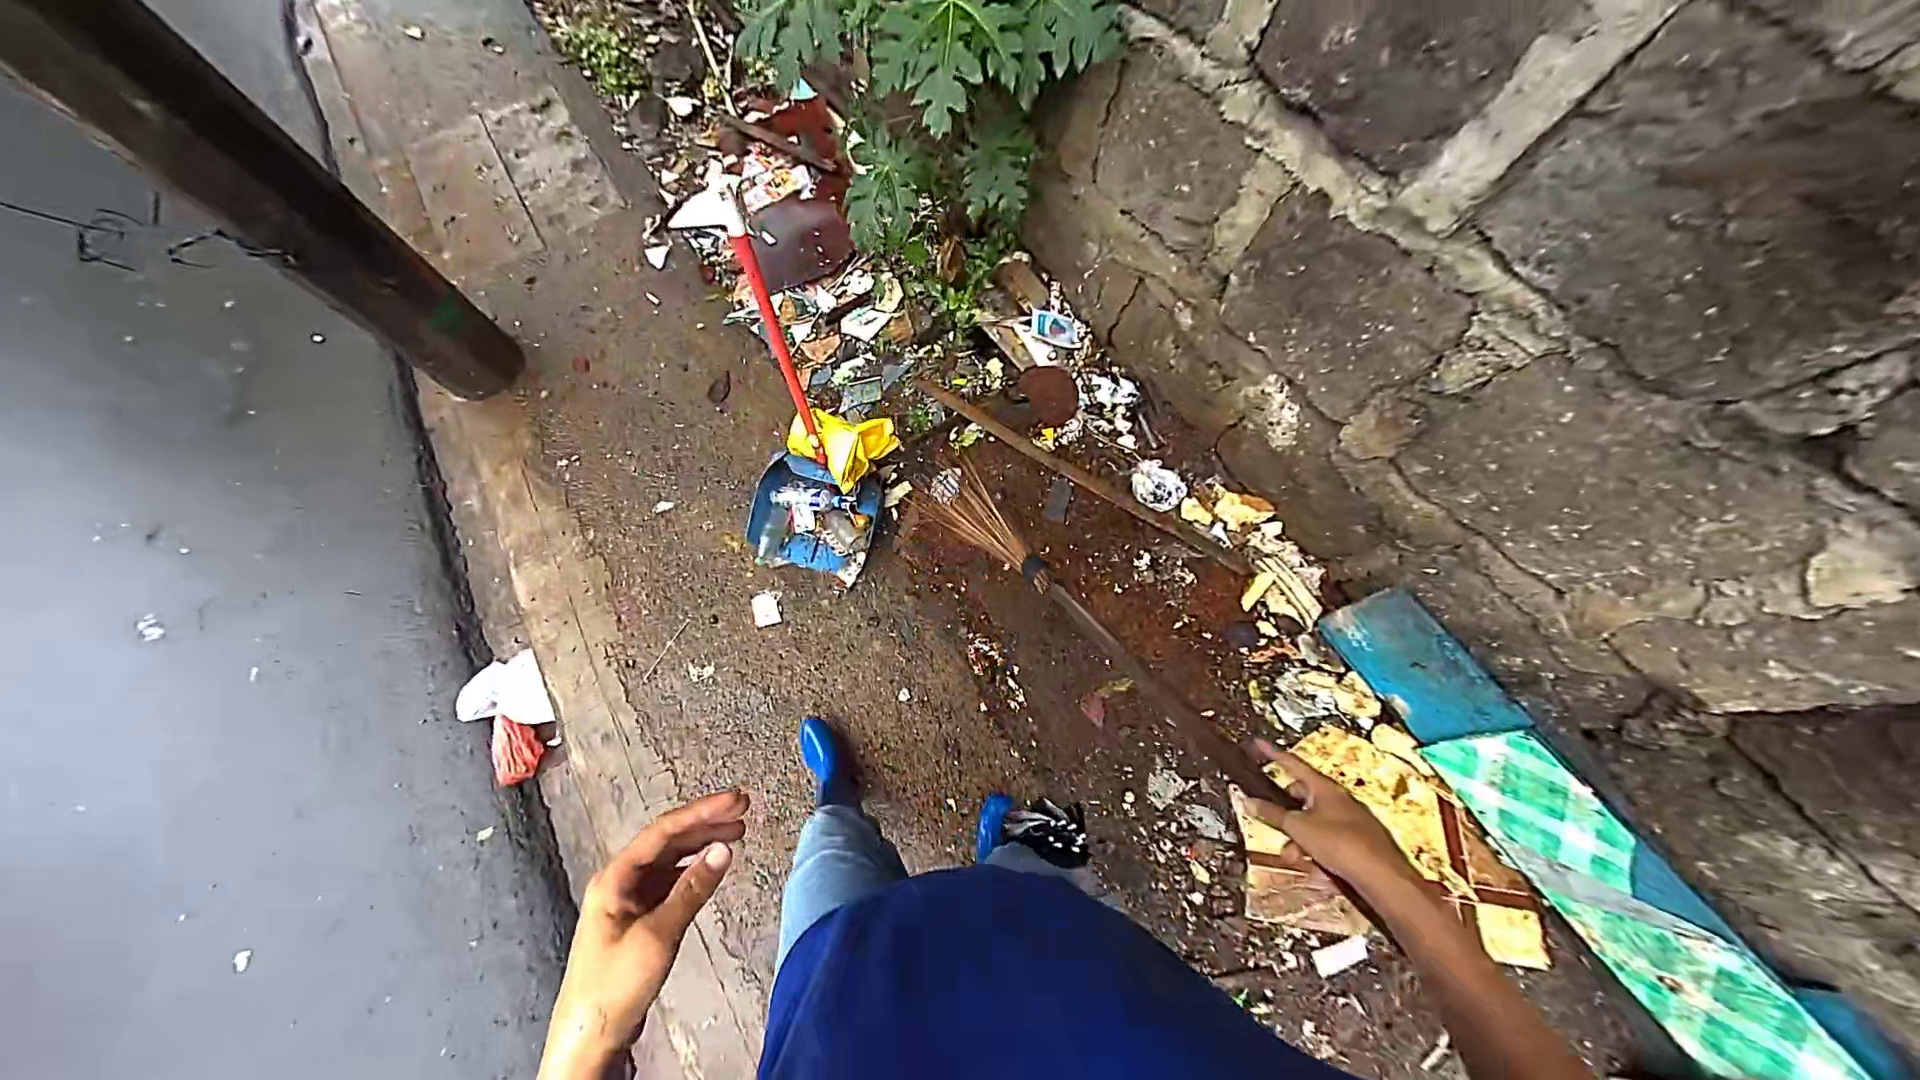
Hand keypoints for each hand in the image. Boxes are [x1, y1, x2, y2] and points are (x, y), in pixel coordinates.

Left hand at [538, 791, 749, 1079]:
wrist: (588, 1042)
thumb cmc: (614, 988)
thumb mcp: (658, 935)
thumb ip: (693, 888)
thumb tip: (724, 848)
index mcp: (615, 878)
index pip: (665, 830)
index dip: (702, 811)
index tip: (736, 800)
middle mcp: (621, 881)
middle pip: (669, 840)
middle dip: (706, 821)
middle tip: (743, 807)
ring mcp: (630, 898)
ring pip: (672, 857)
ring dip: (703, 841)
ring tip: (738, 830)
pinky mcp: (641, 916)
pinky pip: (673, 879)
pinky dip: (696, 867)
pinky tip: (714, 864)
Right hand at [1241, 739, 1419, 891]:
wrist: (1383, 879)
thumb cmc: (1342, 845)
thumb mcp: (1297, 827)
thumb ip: (1272, 813)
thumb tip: (1250, 801)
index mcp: (1324, 788)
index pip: (1293, 764)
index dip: (1273, 754)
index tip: (1259, 744)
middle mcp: (1339, 800)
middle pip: (1302, 798)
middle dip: (1286, 814)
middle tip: (1276, 826)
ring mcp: (1351, 821)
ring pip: (1314, 823)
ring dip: (1300, 839)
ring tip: (1296, 856)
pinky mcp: (1359, 843)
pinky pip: (1329, 840)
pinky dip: (1318, 850)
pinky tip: (1317, 866)